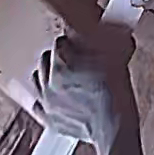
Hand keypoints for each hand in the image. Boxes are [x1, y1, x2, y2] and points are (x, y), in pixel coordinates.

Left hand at [32, 33, 138, 148]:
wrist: (116, 128)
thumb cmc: (115, 93)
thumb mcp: (113, 53)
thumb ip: (102, 36)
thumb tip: (101, 27)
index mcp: (62, 62)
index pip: (61, 41)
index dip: (73, 39)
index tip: (80, 40)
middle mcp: (49, 81)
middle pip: (46, 57)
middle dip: (59, 55)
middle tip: (74, 55)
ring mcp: (47, 102)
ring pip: (38, 78)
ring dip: (48, 73)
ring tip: (63, 73)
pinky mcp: (49, 120)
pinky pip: (37, 104)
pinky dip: (44, 97)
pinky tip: (55, 95)